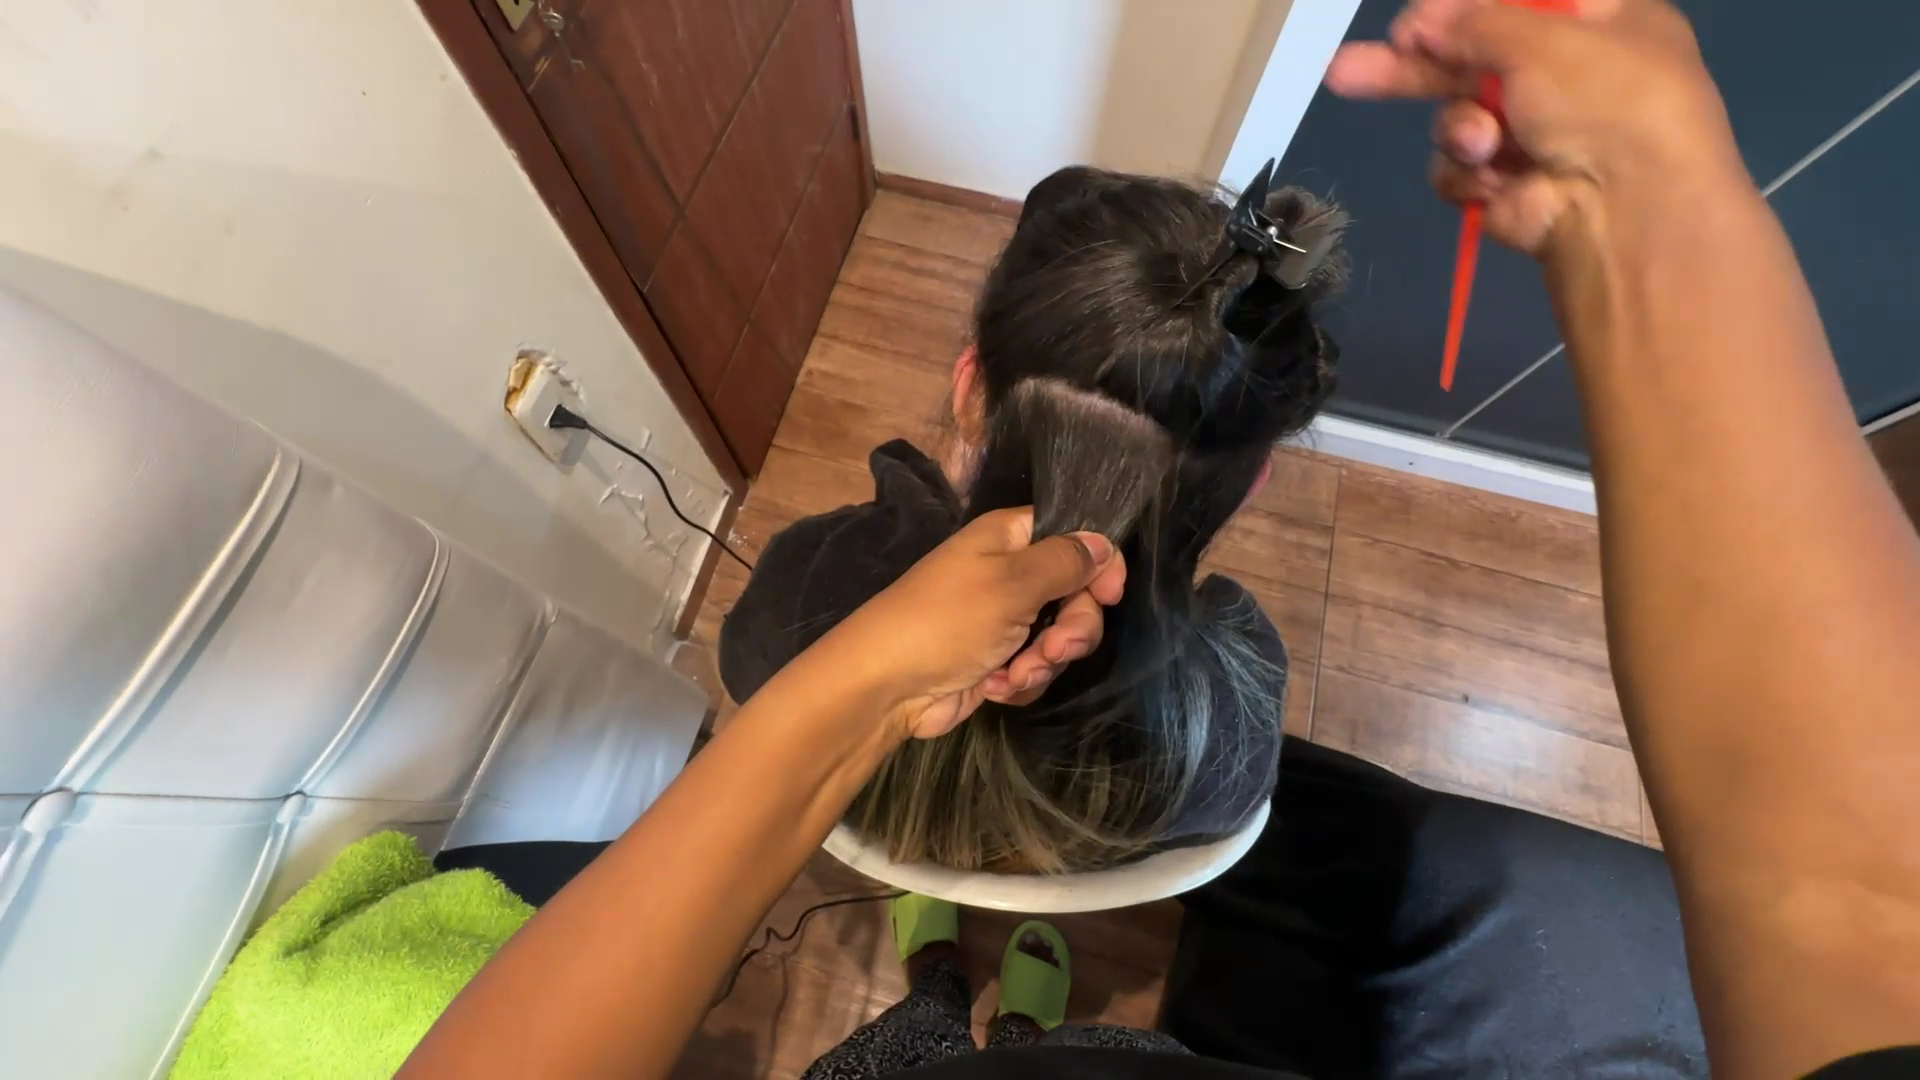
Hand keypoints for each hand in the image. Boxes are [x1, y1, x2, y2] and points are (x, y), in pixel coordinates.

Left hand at [819, 507, 1125, 739]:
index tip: (1110, 594)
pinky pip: (1036, 666)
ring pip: (1059, 636)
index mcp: (1011, 538)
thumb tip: (1103, 543)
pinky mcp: (998, 659)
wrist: (888, 684)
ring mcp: (1005, 619)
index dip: (1099, 563)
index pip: (1075, 536)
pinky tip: (996, 687)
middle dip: (1072, 627)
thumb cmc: (948, 618)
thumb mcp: (1013, 581)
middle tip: (1054, 647)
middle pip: (1076, 593)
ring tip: (1013, 673)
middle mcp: (1011, 573)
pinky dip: (1022, 680)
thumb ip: (1065, 560)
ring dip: (1044, 660)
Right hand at [1325, 0, 1746, 254]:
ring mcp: (1521, 131)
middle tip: (1343, 71)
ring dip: (1460, 132)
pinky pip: (1452, 168)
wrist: (1614, 203)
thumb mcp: (1545, 40)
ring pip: (1451, 120)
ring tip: (1484, 146)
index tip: (1410, 25)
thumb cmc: (1603, 100)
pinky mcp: (1494, 180)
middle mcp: (1551, 74)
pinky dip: (1466, 174)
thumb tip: (1417, 18)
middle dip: (1405, 70)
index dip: (1456, 14)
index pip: (1508, 7)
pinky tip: (1494, 180)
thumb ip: (1477, 24)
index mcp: (1588, 22)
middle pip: (1462, 64)